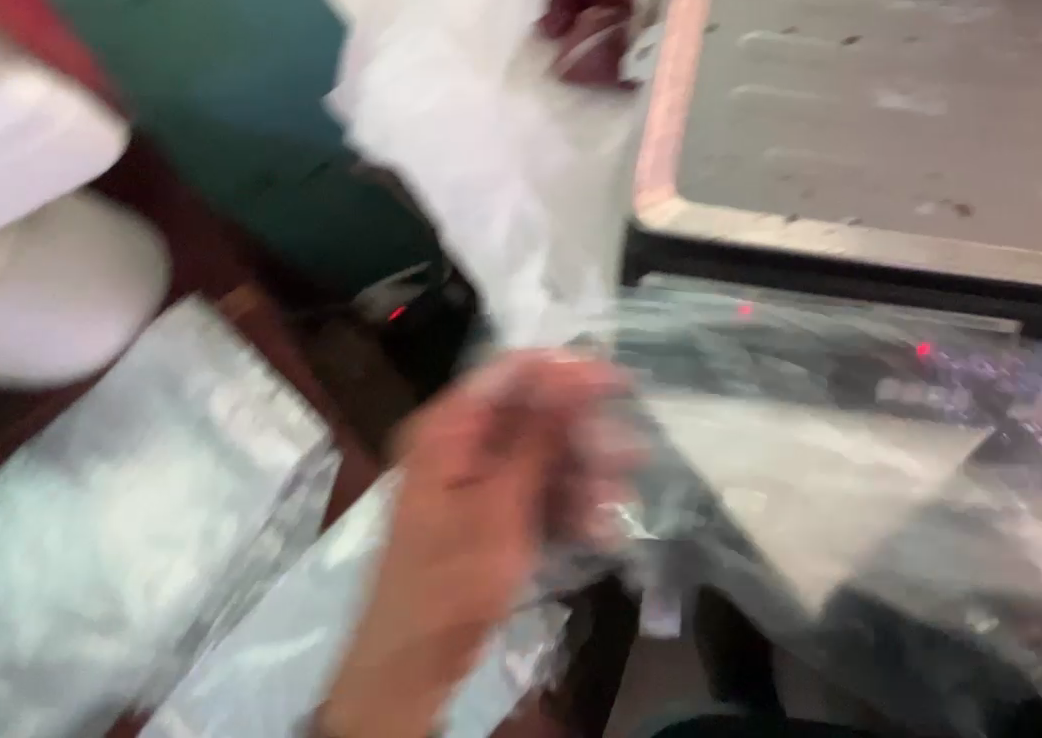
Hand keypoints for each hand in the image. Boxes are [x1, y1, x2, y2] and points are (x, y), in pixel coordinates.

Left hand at [320, 352, 630, 737]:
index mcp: (448, 428)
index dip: (568, 371)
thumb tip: (575, 371)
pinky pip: (540, 488)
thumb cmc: (450, 585)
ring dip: (586, 476)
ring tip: (618, 503)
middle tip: (631, 457)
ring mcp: (478, 477)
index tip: (618, 383)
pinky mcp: (492, 509)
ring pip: (546, 454)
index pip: (514, 372)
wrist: (411, 670)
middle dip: (585, 438)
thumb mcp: (501, 506)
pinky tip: (598, 528)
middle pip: (537, 415)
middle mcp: (463, 442)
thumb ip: (539, 435)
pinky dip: (569, 504)